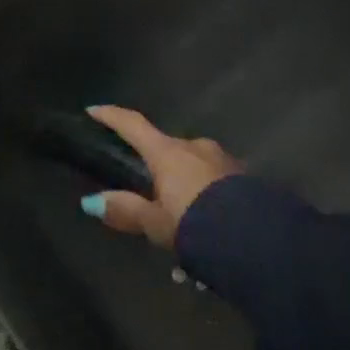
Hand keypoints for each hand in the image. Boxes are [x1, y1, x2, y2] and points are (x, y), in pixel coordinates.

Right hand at [84, 105, 244, 247]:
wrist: (258, 240)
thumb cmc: (196, 225)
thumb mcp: (155, 223)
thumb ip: (125, 210)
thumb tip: (90, 202)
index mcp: (167, 153)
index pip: (133, 125)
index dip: (111, 116)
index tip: (93, 109)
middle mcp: (195, 147)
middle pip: (165, 147)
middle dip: (156, 164)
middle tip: (148, 190)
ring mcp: (222, 159)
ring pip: (193, 163)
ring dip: (184, 181)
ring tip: (181, 214)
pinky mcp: (244, 176)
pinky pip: (214, 178)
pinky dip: (205, 191)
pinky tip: (207, 218)